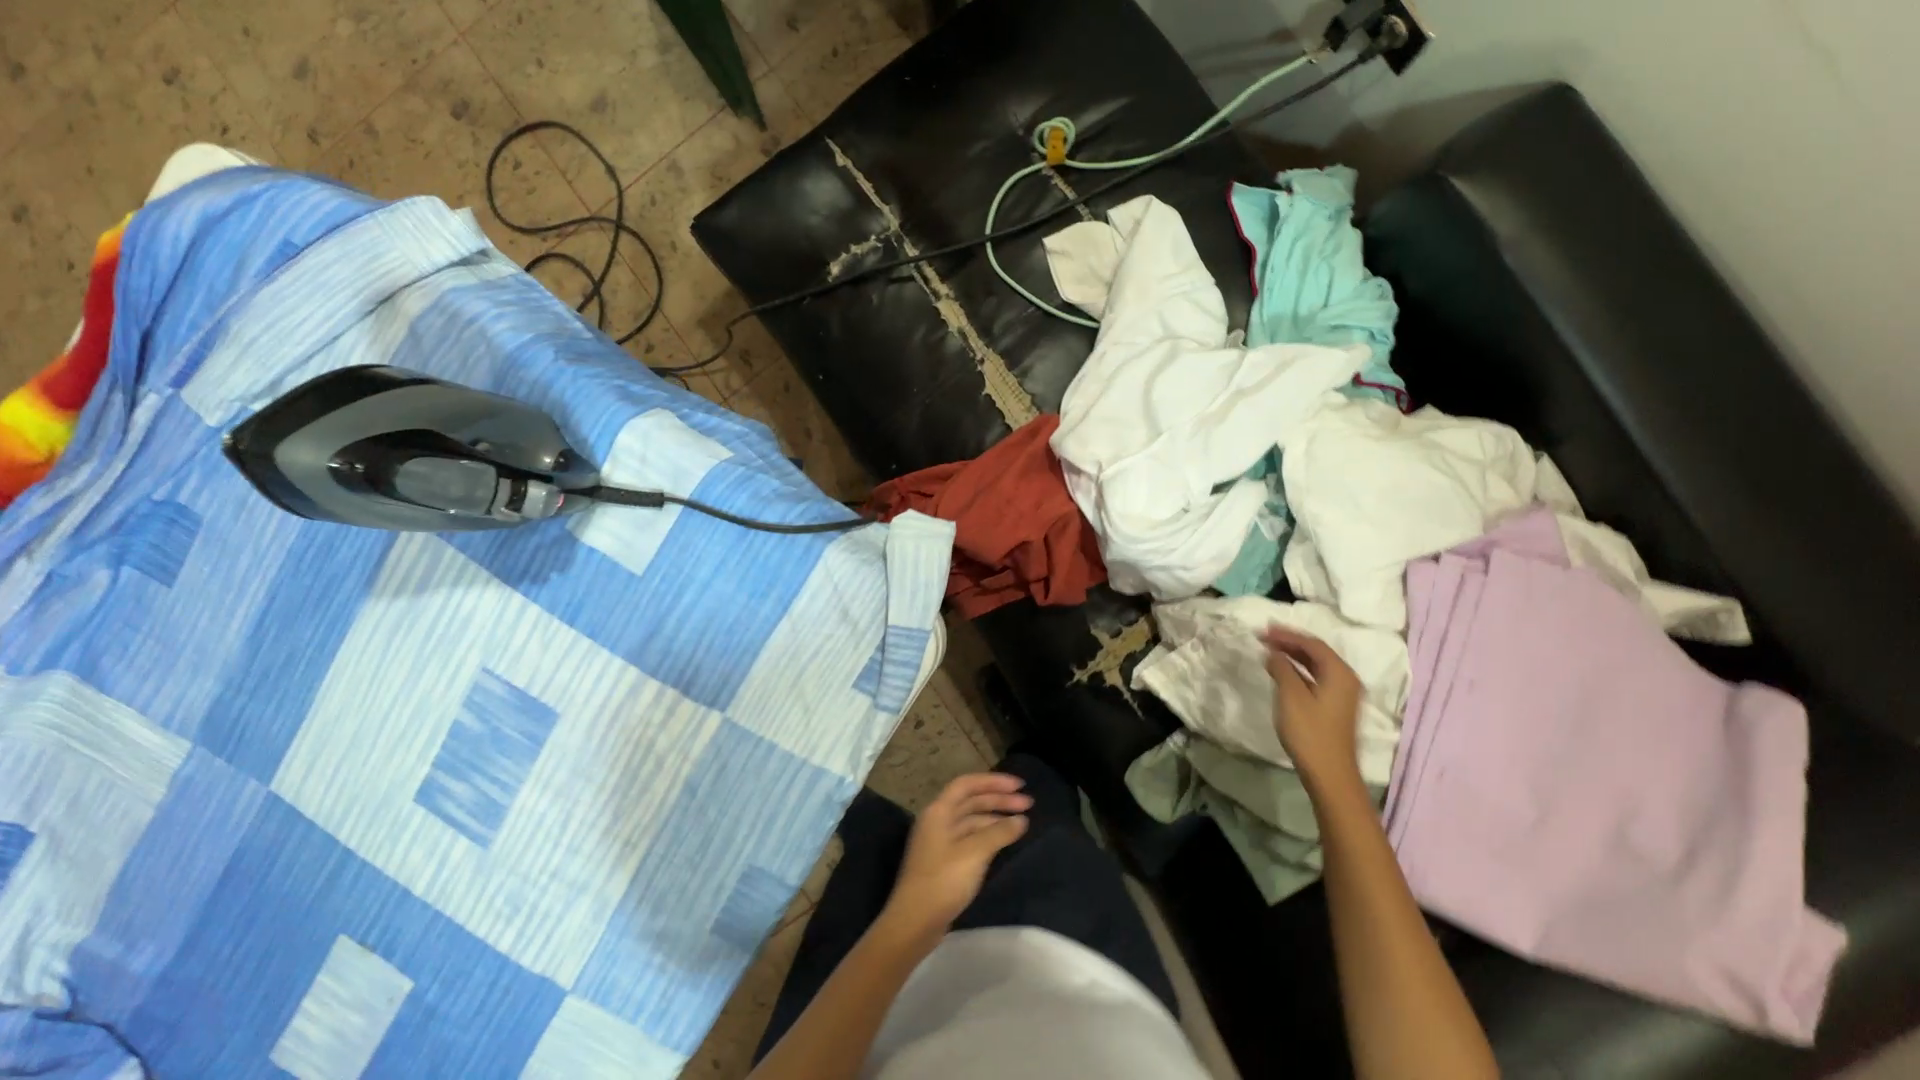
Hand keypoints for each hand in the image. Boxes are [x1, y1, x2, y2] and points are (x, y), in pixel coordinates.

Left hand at [882, 773, 1032, 937]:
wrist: (915, 920)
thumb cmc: (944, 880)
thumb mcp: (975, 852)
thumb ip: (999, 832)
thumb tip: (1022, 819)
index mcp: (939, 811)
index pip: (967, 784)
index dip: (994, 781)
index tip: (1020, 786)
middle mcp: (937, 821)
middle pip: (971, 801)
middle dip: (999, 799)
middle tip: (1029, 804)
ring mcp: (940, 842)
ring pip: (971, 821)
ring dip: (995, 818)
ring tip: (1022, 823)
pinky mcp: (944, 861)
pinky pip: (970, 838)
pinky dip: (988, 835)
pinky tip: (1004, 841)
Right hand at [1264, 625, 1364, 794]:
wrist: (1330, 773)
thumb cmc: (1310, 733)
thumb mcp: (1291, 697)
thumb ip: (1282, 669)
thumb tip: (1273, 654)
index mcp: (1340, 672)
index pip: (1312, 644)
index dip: (1287, 635)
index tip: (1263, 630)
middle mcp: (1346, 679)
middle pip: (1317, 653)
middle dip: (1290, 643)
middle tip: (1265, 638)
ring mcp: (1343, 695)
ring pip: (1317, 667)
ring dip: (1294, 657)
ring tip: (1270, 652)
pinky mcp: (1336, 708)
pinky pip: (1317, 679)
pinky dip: (1299, 672)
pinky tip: (1283, 674)